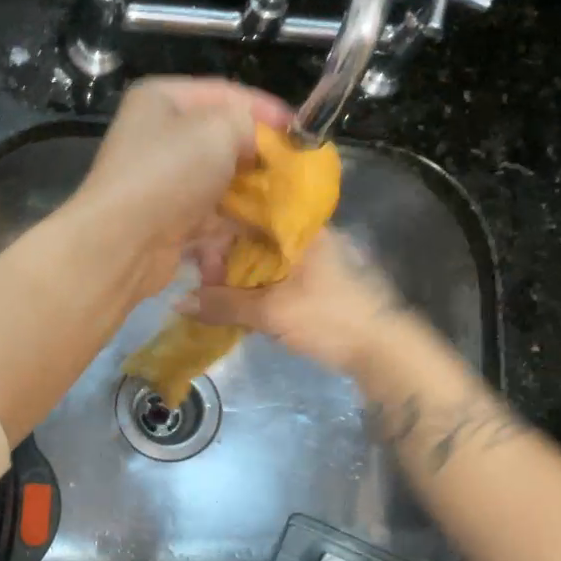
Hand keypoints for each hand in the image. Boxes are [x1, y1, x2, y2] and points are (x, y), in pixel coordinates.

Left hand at [65, 77, 293, 299]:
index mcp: (161, 100)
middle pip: (220, 140)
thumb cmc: (168, 174)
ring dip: (249, 193)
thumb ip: (249, 124)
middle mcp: (157, 138)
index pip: (223, 93)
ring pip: (217, 183)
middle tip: (294, 169)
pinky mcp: (166, 224)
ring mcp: (160, 184)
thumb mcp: (219, 129)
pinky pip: (208, 218)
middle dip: (258, 156)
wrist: (122, 244)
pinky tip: (261, 229)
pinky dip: (233, 223)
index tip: (300, 130)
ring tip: (284, 200)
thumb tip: (258, 142)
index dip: (264, 109)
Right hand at [180, 232, 408, 373]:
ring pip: (263, 259)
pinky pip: (274, 277)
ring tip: (213, 296)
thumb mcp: (270, 312)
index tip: (196, 254)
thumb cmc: (330, 319)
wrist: (381, 349)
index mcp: (301, 228)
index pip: (251, 211)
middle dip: (224, 257)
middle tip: (202, 282)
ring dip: (237, 276)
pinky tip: (235, 303)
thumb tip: (179, 302)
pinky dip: (252, 288)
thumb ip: (223, 305)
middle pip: (254, 236)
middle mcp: (308, 237)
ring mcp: (314, 261)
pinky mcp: (316, 285)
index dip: (218, 229)